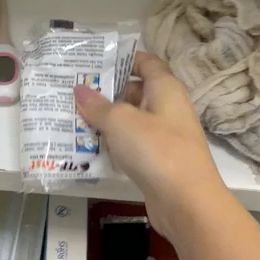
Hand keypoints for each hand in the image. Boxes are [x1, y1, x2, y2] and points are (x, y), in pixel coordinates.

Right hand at [75, 50, 225, 234]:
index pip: (146, 62)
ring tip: (74, 118)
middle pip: (135, 91)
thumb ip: (98, 105)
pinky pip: (132, 143)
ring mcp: (165, 135)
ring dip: (107, 120)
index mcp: (165, 89)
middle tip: (74, 93)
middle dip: (106, 92)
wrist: (186, 201)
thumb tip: (80, 89)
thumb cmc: (156, 149)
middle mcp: (168, 107)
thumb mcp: (120, 121)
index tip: (93, 62)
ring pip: (131, 119)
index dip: (123, 59)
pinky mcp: (158, 159)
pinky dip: (114, 143)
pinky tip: (90, 147)